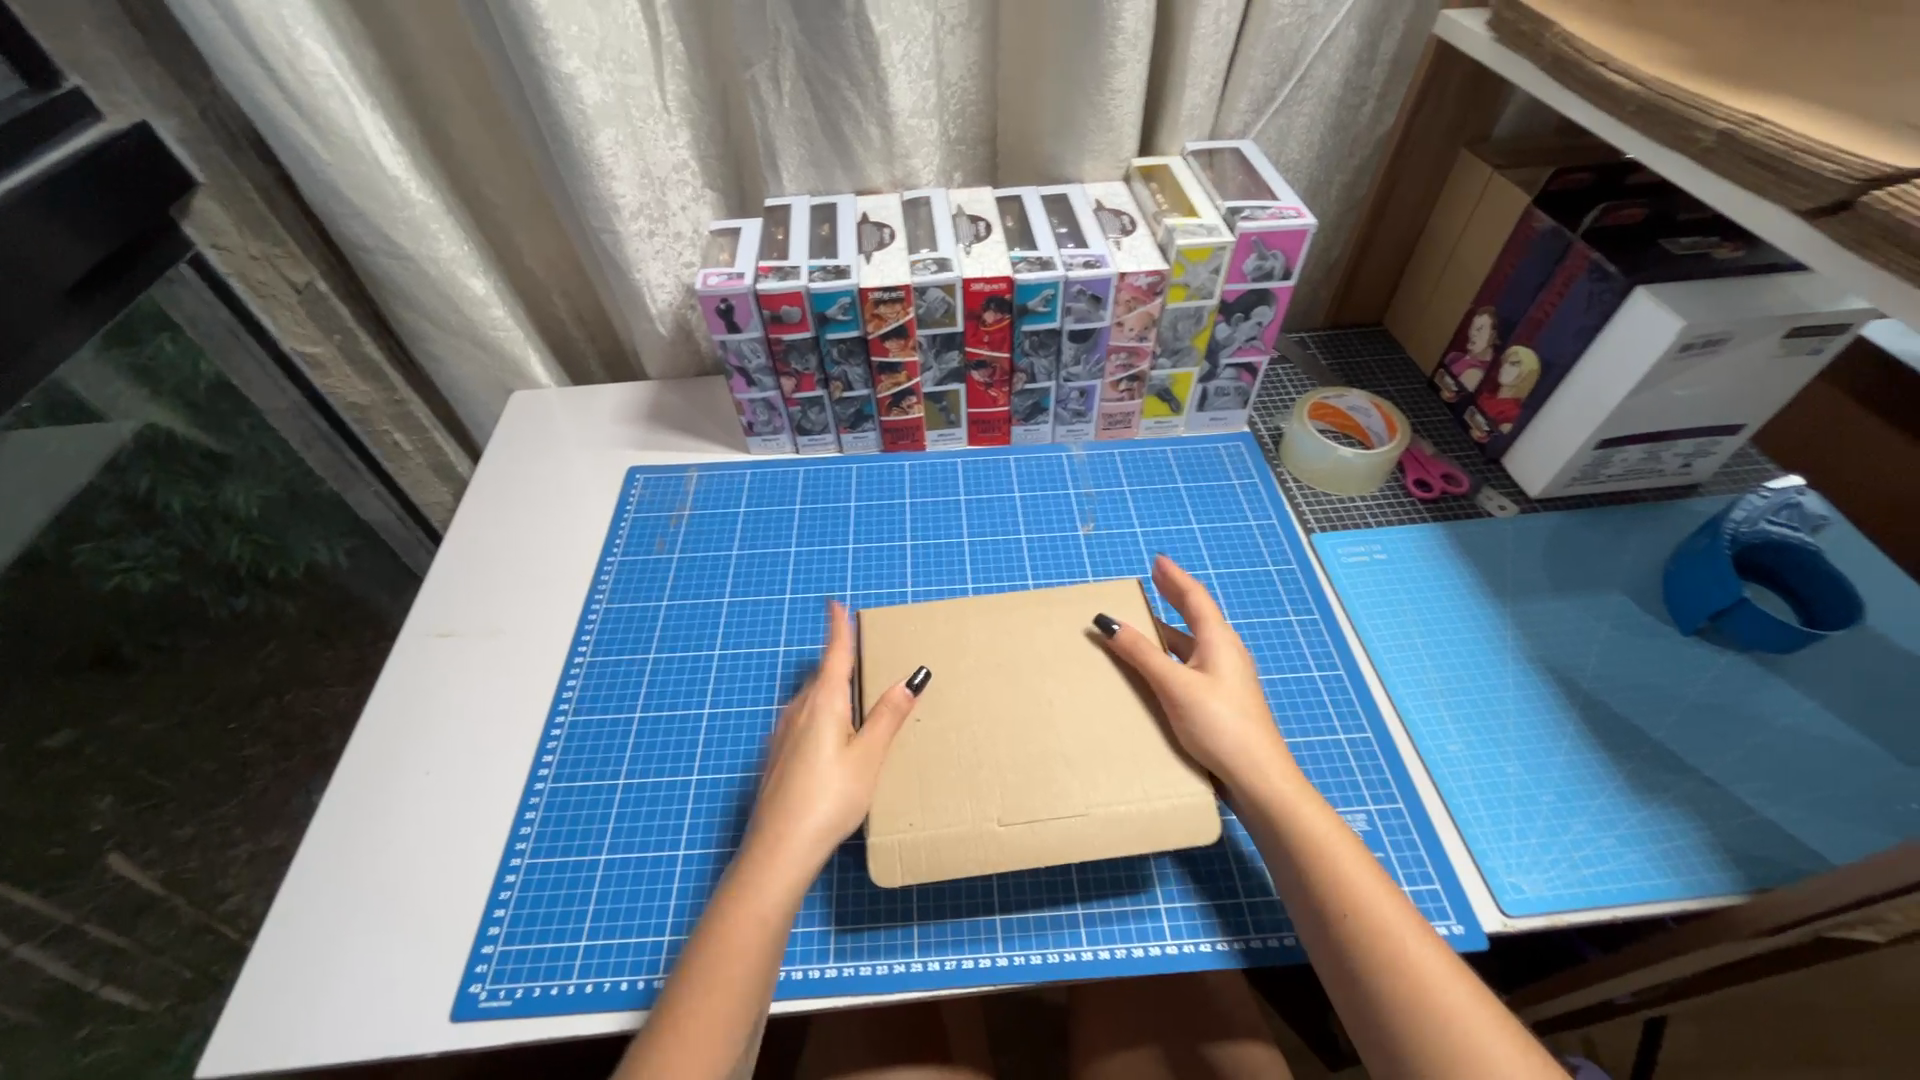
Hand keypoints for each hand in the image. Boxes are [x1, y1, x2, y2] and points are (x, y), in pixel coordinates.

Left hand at [746, 600, 928, 871]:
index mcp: (823, 703)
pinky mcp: (776, 757)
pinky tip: (830, 738)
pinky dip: (820, 714)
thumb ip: (887, 717)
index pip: (833, 654)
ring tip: (851, 697)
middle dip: (838, 662)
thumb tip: (911, 678)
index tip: (834, 603)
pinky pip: (802, 721)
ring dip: (829, 690)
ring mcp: (782, 734)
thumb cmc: (829, 800)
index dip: (837, 628)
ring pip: (810, 700)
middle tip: (858, 654)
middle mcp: (798, 711)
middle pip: (821, 676)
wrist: (778, 849)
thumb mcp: (869, 757)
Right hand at [1094, 556, 1295, 797]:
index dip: (1174, 578)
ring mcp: (1227, 676)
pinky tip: (1162, 664)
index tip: (1158, 561)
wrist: (1258, 776)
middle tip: (1154, 579)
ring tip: (1148, 619)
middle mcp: (1226, 652)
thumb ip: (1141, 654)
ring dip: (1172, 627)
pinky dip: (1174, 652)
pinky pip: (1194, 662)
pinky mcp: (1223, 698)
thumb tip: (1108, 622)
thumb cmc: (1218, 724)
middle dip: (1175, 596)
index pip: (1195, 598)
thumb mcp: (1174, 686)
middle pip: (1197, 616)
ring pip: (1195, 641)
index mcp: (1218, 640)